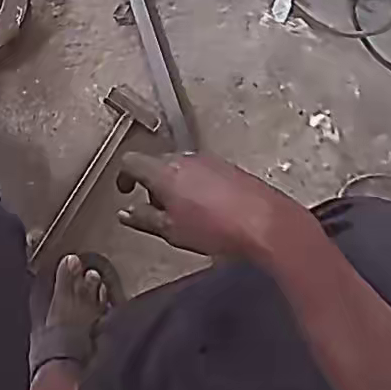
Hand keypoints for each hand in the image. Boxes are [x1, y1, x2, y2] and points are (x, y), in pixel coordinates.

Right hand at [115, 151, 321, 262]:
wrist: (266, 224)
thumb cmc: (218, 229)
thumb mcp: (172, 231)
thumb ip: (144, 218)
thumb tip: (125, 213)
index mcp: (164, 170)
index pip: (131, 160)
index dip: (124, 175)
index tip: (124, 189)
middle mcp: (184, 158)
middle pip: (156, 162)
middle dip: (151, 184)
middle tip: (154, 209)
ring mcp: (207, 160)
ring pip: (179, 166)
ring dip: (173, 185)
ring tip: (182, 213)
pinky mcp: (226, 167)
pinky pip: (200, 171)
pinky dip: (194, 185)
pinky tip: (205, 210)